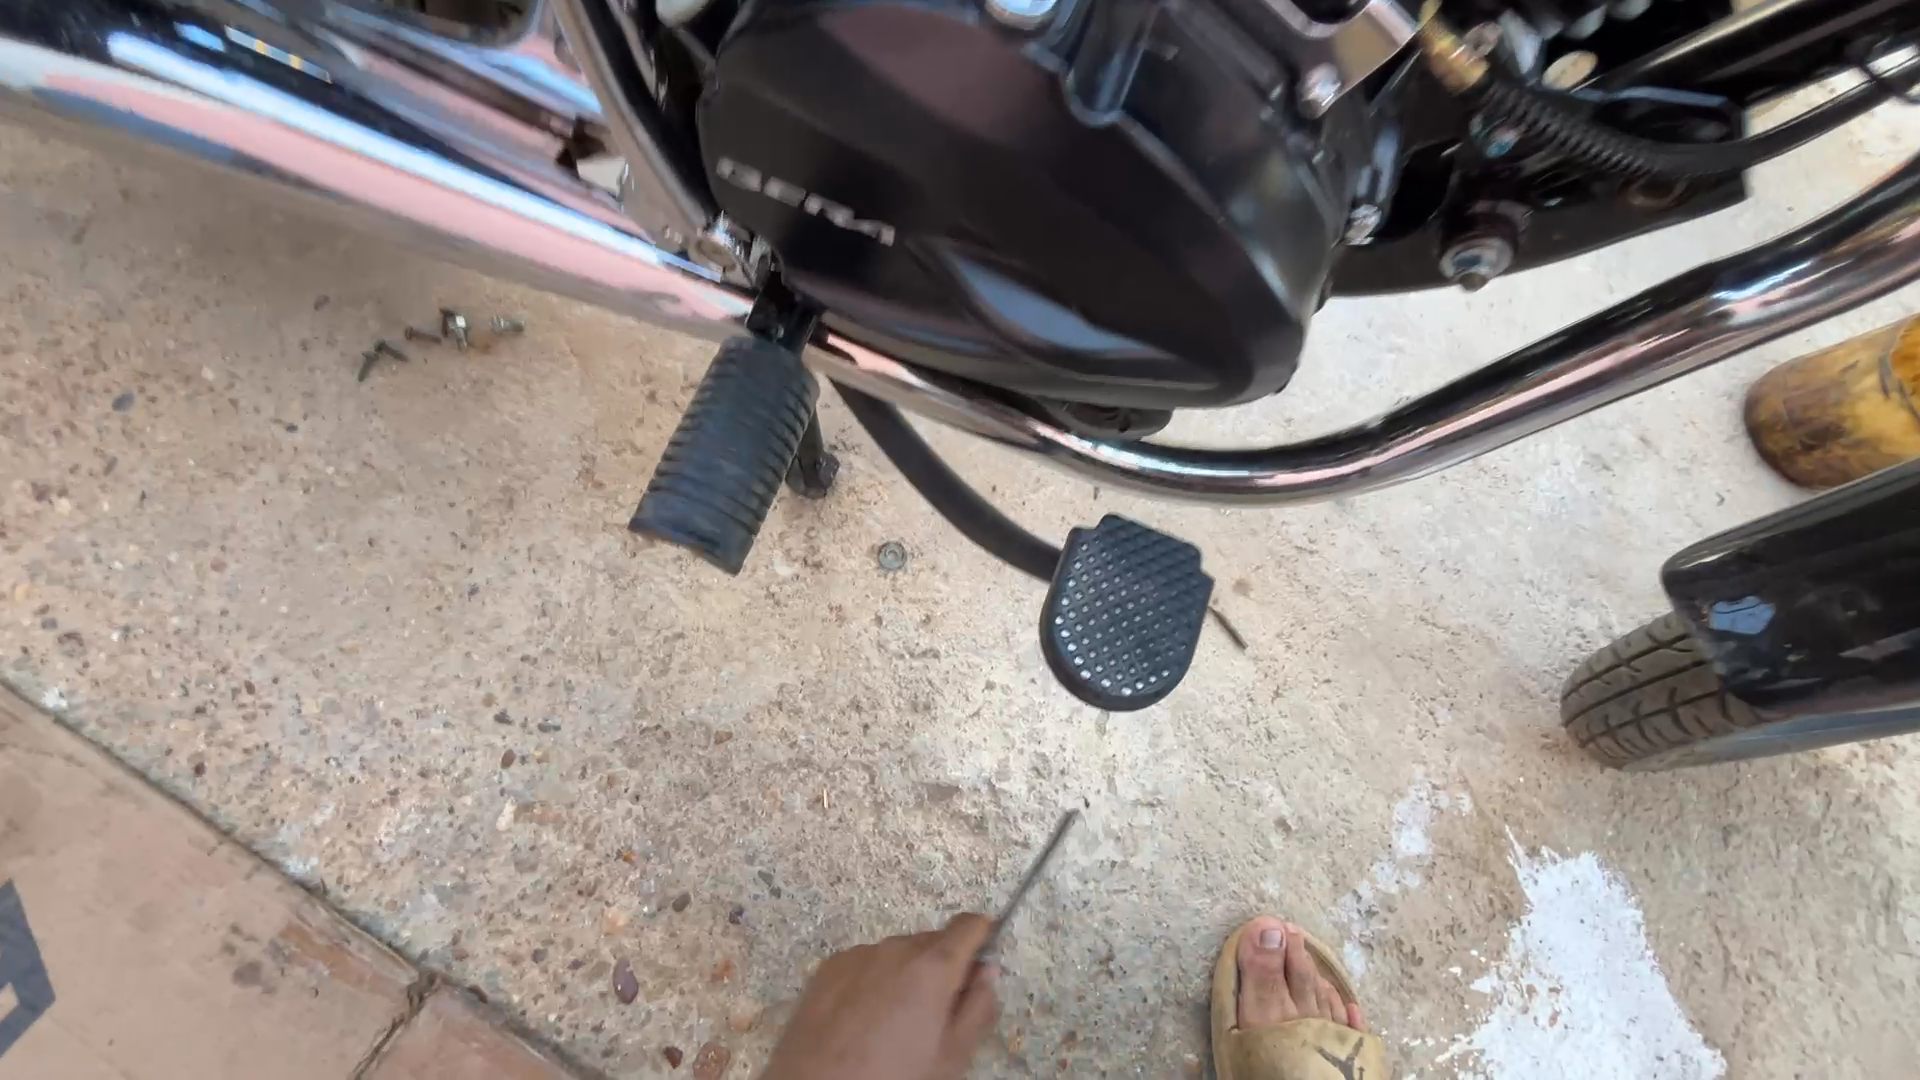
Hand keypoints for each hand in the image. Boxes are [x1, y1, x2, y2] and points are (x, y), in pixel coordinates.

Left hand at [761, 913, 999, 1079]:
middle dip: (941, 968)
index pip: (969, 925)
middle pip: (933, 942)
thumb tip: (988, 971)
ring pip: (897, 954)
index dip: (981, 937)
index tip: (980, 961)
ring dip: (905, 975)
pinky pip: (865, 963)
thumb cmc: (892, 1079)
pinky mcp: (829, 966)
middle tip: (934, 1015)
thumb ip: (977, 1009)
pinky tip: (861, 1022)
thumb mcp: (950, 1060)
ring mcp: (860, 953)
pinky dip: (872, 981)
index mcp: (932, 967)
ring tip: (892, 1025)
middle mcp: (897, 948)